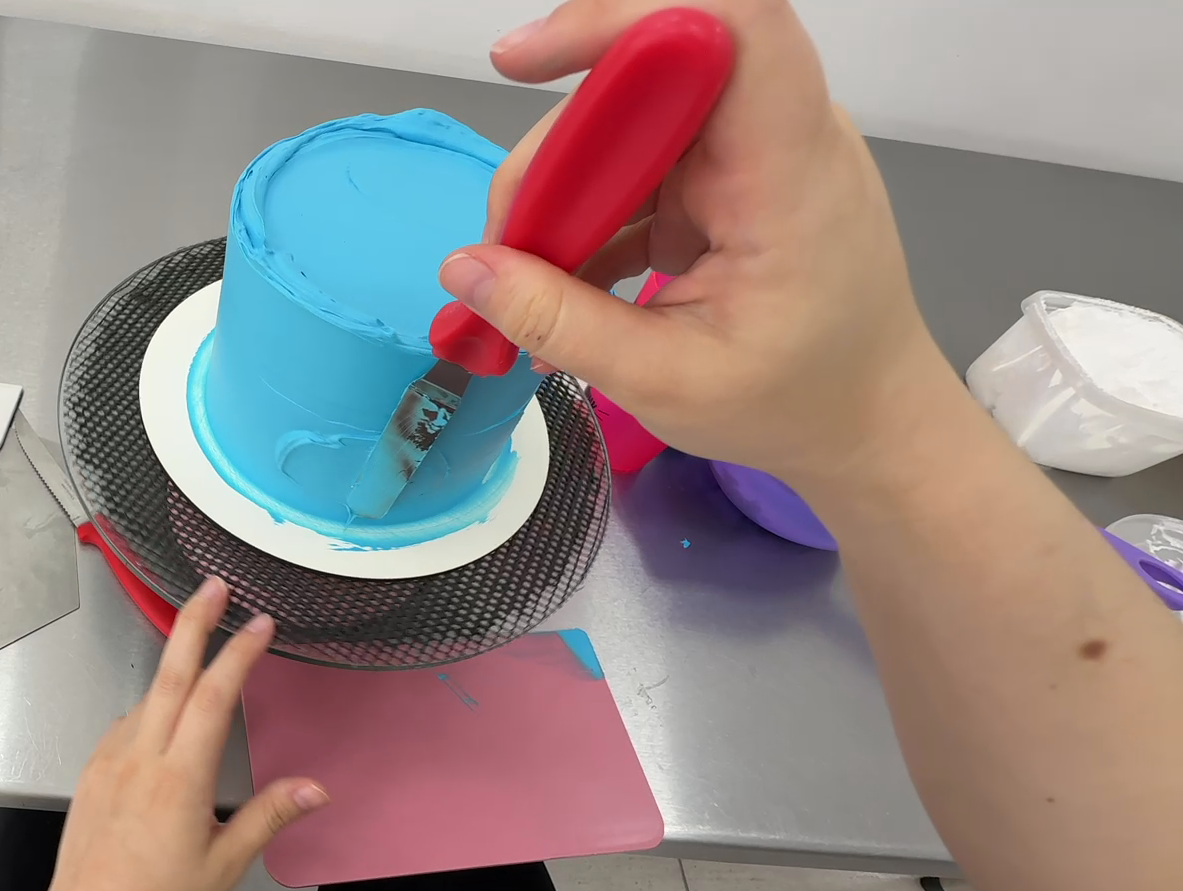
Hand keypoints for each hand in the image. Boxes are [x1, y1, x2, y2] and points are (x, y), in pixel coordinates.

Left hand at [30, 577, 326, 890]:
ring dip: (176, 665)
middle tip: (214, 585)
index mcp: (180, 774)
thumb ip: (269, 816)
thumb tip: (318, 787)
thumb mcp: (224, 865)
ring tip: (201, 651)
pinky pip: (128, 722)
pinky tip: (164, 720)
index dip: (239, 653)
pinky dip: (153, 706)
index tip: (261, 622)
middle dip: (194, 621)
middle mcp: (142, 752)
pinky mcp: (91, 768)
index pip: (214, 696)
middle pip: (171, 672)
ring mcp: (110, 756)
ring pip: (149, 696)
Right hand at [443, 0, 958, 486]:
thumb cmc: (785, 404)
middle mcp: (766, 143)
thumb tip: (462, 270)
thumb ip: (556, 322)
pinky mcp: (714, 194)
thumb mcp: (658, 378)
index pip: (725, 29)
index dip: (621, 21)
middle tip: (499, 257)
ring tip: (521, 293)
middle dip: (549, 166)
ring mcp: (738, 166)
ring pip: (619, 144)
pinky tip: (553, 295)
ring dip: (554, 208)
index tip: (517, 61)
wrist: (859, 420)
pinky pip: (626, 187)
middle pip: (638, 94)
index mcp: (785, 174)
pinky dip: (578, 235)